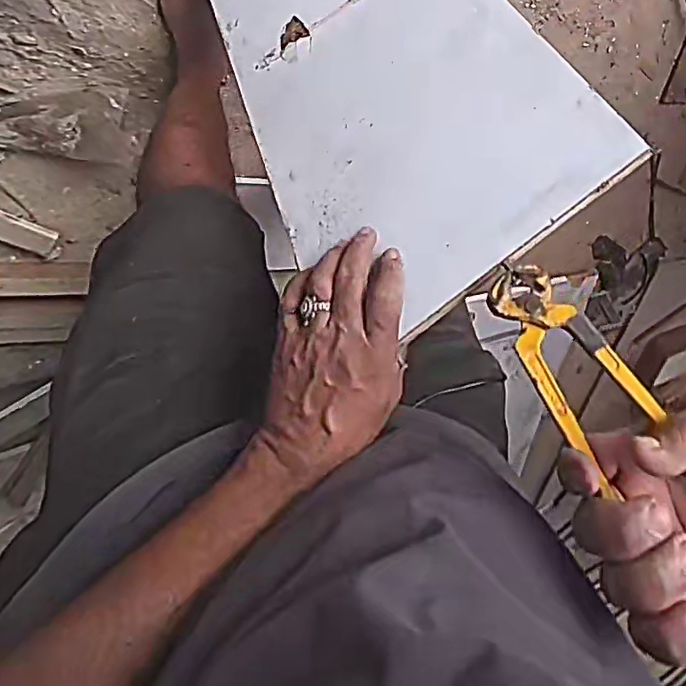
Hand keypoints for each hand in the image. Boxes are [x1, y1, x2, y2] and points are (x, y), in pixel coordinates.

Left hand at [250, 227, 404, 486]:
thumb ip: (394, 359)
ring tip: (342, 246)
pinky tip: (310, 272)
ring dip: (334, 257)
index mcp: (371, 350)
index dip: (390, 271)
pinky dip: (302, 279)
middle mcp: (342, 335)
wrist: (299, 447)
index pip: (384, 296)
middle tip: (366, 238)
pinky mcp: (288, 338)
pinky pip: (292, 298)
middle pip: (352, 278)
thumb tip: (397, 336)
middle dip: (361, 250)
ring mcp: (312, 334)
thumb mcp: (388, 395)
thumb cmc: (344, 428)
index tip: (392, 258)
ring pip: (322, 281)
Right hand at [559, 405, 685, 665]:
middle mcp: (631, 517)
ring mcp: (645, 567)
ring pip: (615, 581)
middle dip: (623, 529)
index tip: (590, 477)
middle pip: (588, 526)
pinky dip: (675, 629)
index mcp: (635, 470)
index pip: (581, 463)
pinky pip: (647, 632)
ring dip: (657, 577)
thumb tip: (642, 447)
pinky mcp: (666, 613)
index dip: (574, 469)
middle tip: (666, 521)